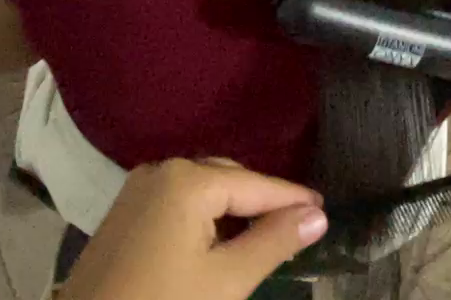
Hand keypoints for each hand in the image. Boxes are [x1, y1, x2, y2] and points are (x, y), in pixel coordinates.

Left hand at [61, 158, 328, 299]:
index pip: (254, 184)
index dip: (291, 197)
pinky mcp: (126, 211)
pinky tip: (222, 238)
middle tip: (300, 223)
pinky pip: (179, 200)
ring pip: (202, 188)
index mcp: (187, 179)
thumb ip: (272, 242)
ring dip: (235, 208)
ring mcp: (139, 188)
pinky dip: (206, 215)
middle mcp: (162, 169)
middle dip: (262, 201)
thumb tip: (316, 214)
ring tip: (268, 231)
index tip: (324, 208)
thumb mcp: (225, 282)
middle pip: (228, 179)